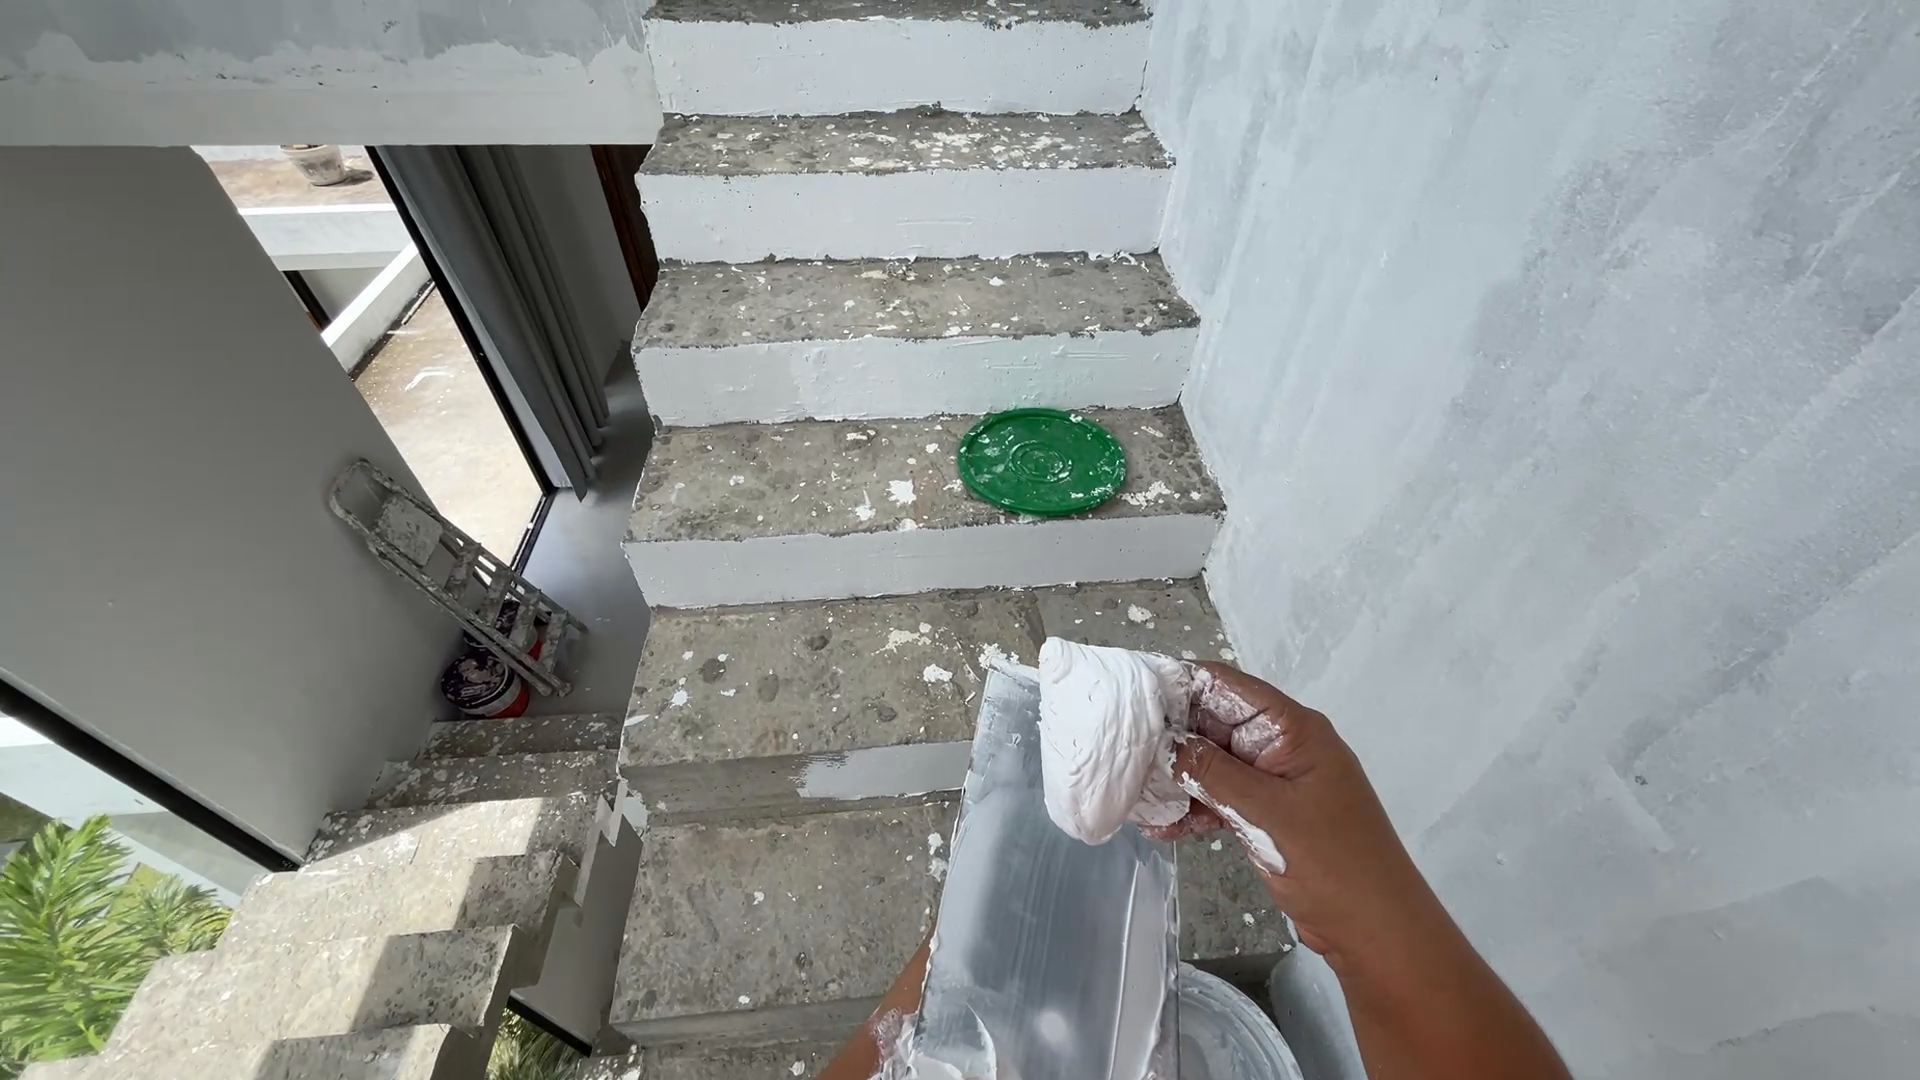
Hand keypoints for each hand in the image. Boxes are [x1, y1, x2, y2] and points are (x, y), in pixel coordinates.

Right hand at [1144, 663, 1441, 963]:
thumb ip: (1214, 773)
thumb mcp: (1269, 813)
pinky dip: (1193, 808)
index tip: (1135, 693)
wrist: (1378, 934)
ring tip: (1134, 789)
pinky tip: (1159, 827)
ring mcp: (1270, 779)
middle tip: (1123, 746)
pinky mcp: (1264, 811)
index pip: (1228, 686)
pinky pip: (1218, 796)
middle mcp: (1278, 745)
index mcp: (1291, 729)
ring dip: (1176, 777)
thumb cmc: (1334, 864)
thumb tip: (1166, 743)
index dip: (1181, 683)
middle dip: (1170, 735)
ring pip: (1211, 762)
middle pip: (1213, 723)